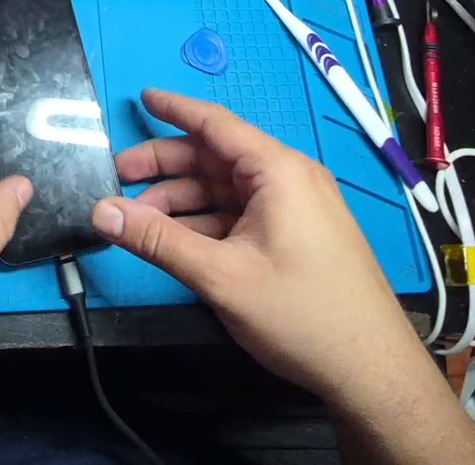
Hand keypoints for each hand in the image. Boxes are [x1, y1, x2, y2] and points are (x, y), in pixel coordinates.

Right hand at [91, 89, 428, 406]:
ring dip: (180, 200)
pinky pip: (238, 213)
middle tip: (118, 178)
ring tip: (137, 219)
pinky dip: (203, 220)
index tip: (140, 98)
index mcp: (277, 170)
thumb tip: (101, 212)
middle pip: (213, 157)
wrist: (373, 375)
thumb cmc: (302, 314)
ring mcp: (293, 207)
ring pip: (222, 189)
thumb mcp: (220, 275)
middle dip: (165, 166)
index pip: (215, 123)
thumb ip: (157, 239)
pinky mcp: (294, 234)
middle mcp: (286, 178)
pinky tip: (174, 240)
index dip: (174, 109)